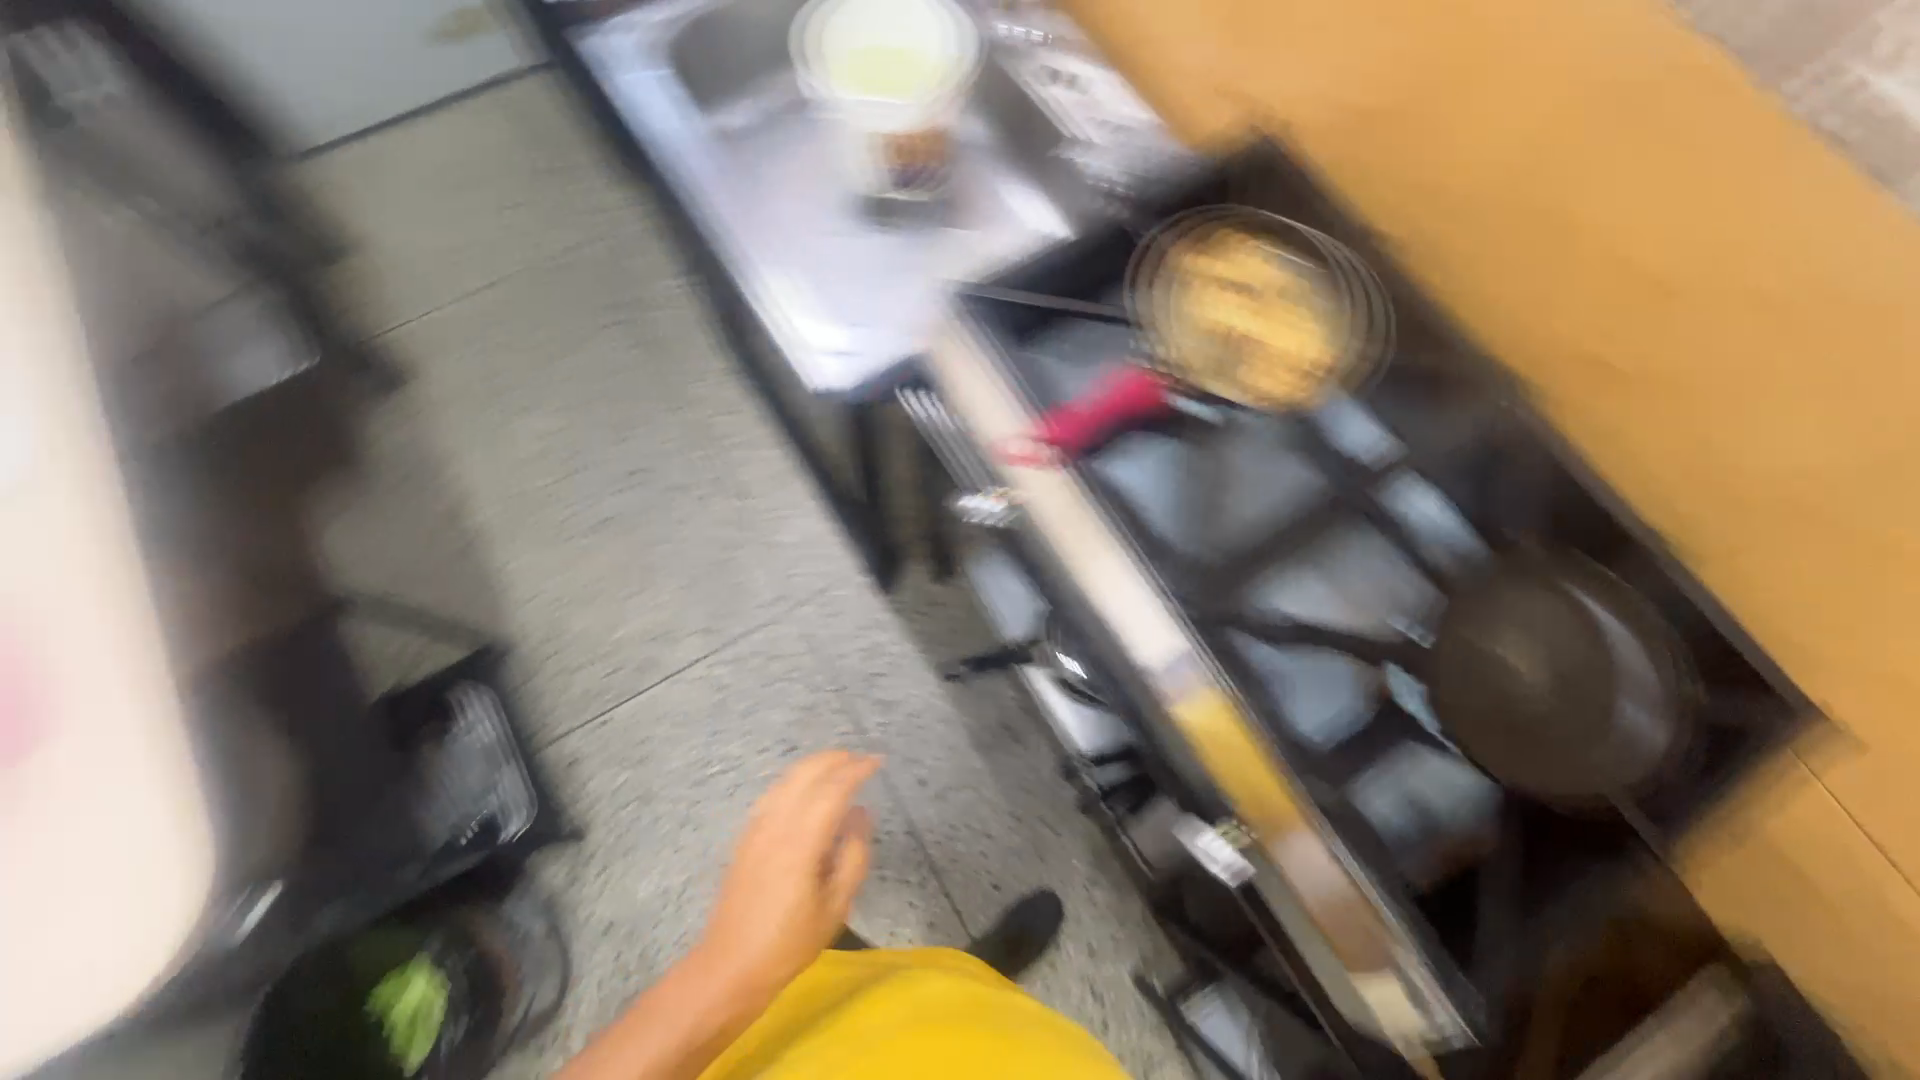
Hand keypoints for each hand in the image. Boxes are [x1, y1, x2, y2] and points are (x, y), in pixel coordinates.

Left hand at [694, 750, 882, 1001]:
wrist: (730, 965)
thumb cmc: (789, 943)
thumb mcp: (835, 907)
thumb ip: (853, 856)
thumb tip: (861, 813)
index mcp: (800, 841)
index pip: (833, 789)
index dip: (857, 770)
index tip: (878, 761)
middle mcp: (775, 825)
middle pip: (805, 774)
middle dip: (835, 759)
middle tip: (861, 759)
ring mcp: (755, 828)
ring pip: (786, 779)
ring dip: (814, 766)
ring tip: (838, 766)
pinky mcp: (745, 837)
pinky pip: (773, 793)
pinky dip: (795, 780)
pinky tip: (805, 789)